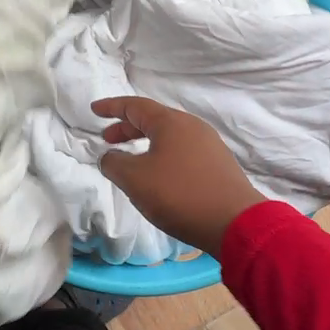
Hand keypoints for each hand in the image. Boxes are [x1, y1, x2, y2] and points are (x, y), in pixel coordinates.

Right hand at [91, 96, 266, 257]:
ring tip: (131, 160)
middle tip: (108, 139)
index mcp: (170, 122)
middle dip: (127, 127)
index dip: (112, 107)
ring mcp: (209, 145)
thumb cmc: (180, 194)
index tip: (94, 110)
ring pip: (169, 137)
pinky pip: (182, 151)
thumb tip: (109, 157)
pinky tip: (158, 175)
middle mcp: (192, 127)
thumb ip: (114, 163)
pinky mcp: (218, 165)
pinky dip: (163, 155)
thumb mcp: (135, 179)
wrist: (235, 223)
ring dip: (145, 143)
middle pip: (153, 120)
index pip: (134, 106)